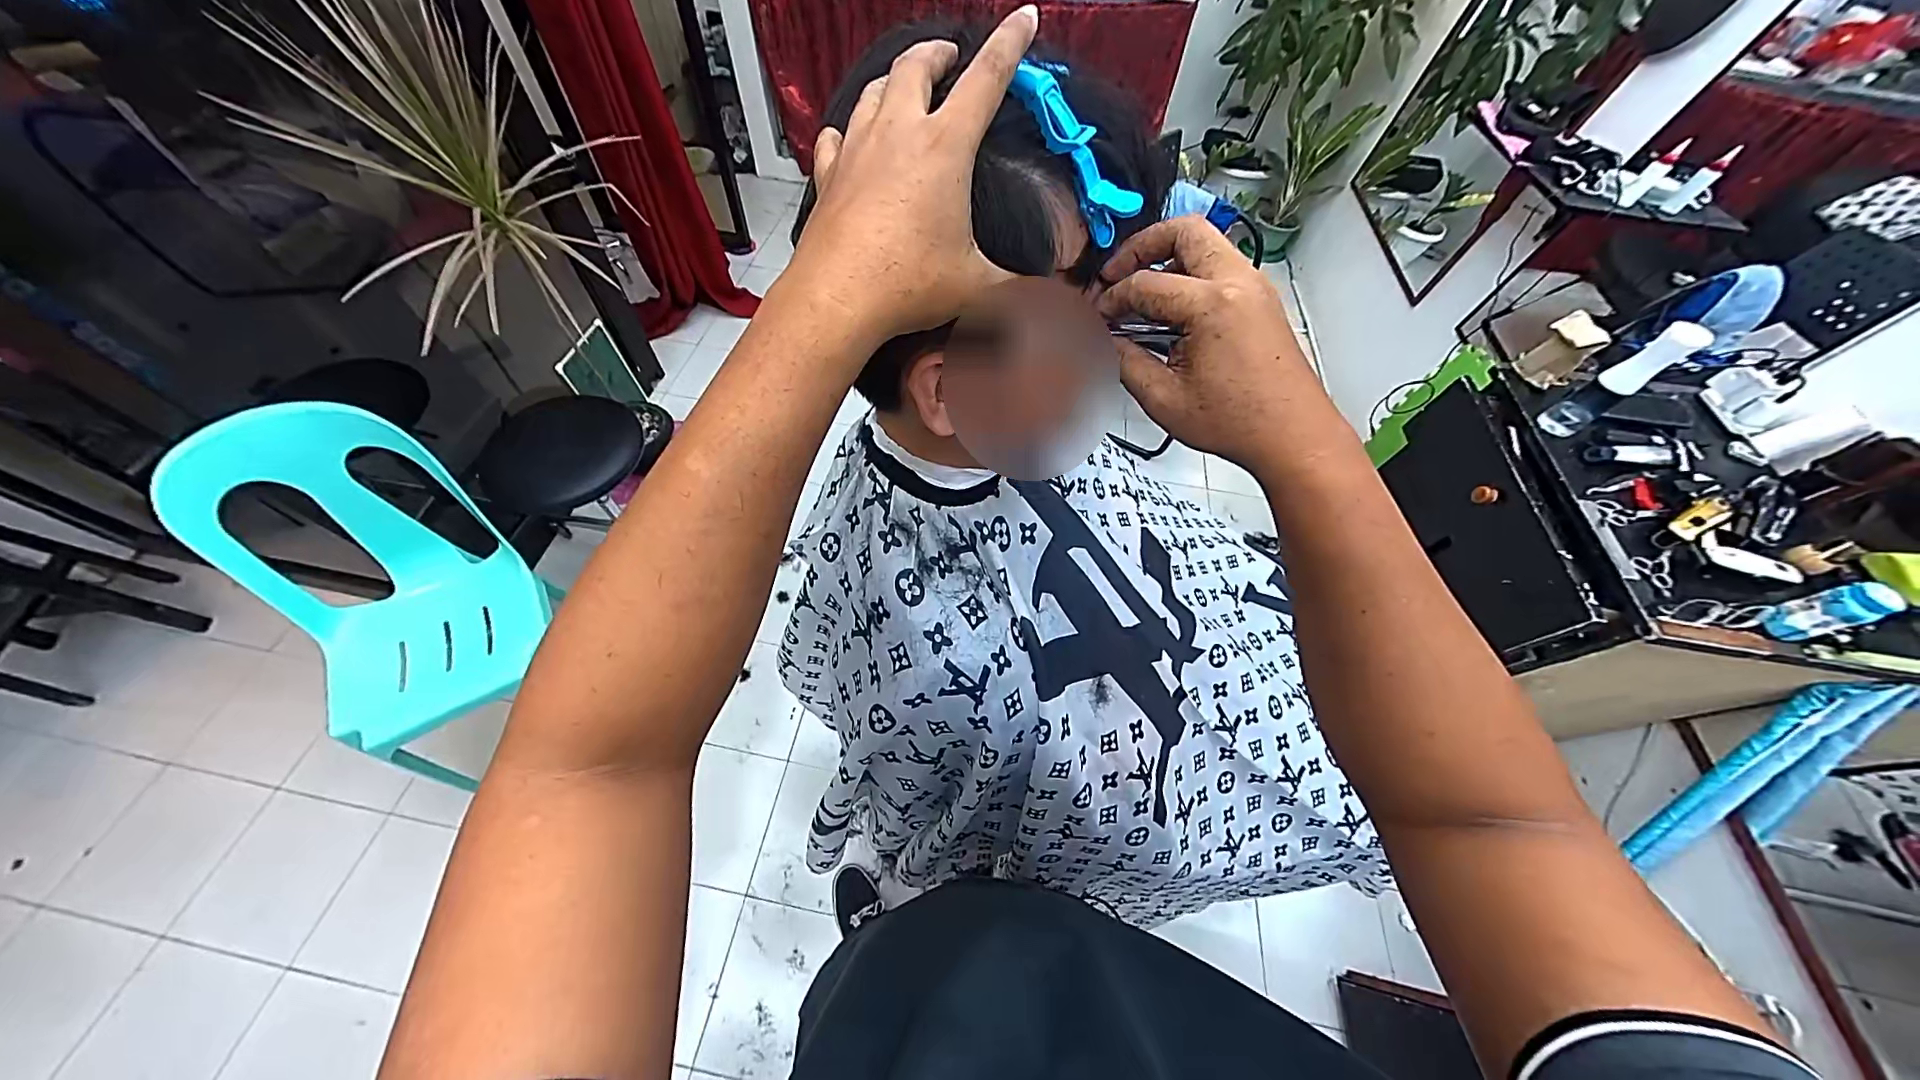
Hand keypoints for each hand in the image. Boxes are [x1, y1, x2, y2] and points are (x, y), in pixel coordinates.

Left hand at [785, 6, 1036, 344]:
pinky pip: (836, 135)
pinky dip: (850, 128)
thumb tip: (1047, 295)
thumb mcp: (976, 286)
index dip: (1009, 43)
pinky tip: (852, 138)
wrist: (837, 299)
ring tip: (905, 87)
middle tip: (950, 56)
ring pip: (873, 90)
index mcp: (943, 148)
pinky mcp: (829, 176)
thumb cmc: (904, 285)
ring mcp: (857, 150)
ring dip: (894, 79)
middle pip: (916, 66)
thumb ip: (1017, 285)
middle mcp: (896, 135)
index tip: (1022, 19)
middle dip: (938, 52)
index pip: (985, 78)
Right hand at [1096, 217, 1344, 473]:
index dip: (1112, 298)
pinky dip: (1189, 277)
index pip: (1146, 283)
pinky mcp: (1260, 301)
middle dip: (1141, 247)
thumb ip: (1125, 362)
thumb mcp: (1164, 398)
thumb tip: (1106, 341)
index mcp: (1213, 304)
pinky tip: (1168, 314)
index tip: (1097, 315)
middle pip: (1184, 231)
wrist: (1291, 435)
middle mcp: (1239, 284)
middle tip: (1116, 273)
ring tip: (1140, 295)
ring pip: (1205, 244)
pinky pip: (1219, 268)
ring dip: (1167, 260)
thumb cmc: (1240, 421)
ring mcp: (1254, 288)